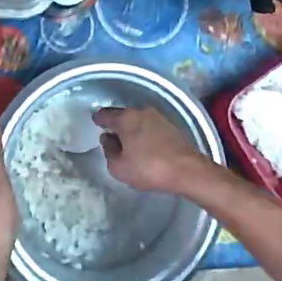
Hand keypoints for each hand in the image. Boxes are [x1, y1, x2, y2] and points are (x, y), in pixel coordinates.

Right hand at [93, 106, 212, 194]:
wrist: (186, 169)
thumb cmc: (148, 168)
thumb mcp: (119, 167)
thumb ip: (109, 151)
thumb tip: (108, 138)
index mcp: (126, 118)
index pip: (105, 114)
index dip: (98, 119)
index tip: (95, 122)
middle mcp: (141, 111)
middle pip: (122, 115)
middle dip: (115, 123)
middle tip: (110, 135)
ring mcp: (158, 116)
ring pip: (137, 119)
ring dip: (131, 128)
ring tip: (127, 142)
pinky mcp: (170, 125)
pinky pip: (149, 125)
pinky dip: (143, 131)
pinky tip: (142, 143)